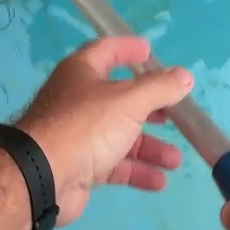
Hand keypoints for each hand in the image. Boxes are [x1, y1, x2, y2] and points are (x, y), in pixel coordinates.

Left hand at [15, 36, 191, 225]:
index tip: (149, 50)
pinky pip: (115, 164)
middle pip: (119, 98)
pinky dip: (136, 169)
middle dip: (149, 107)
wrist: (44, 174)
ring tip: (175, 159)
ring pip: (120, 135)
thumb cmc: (86, 125)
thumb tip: (185, 76)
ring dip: (149, 146)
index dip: (127, 49)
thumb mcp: (128, 100)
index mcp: (82, 72)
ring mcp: (79, 133)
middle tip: (176, 115)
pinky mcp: (81, 164)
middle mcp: (79, 99)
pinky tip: (160, 180)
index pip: (106, 51)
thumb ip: (159, 88)